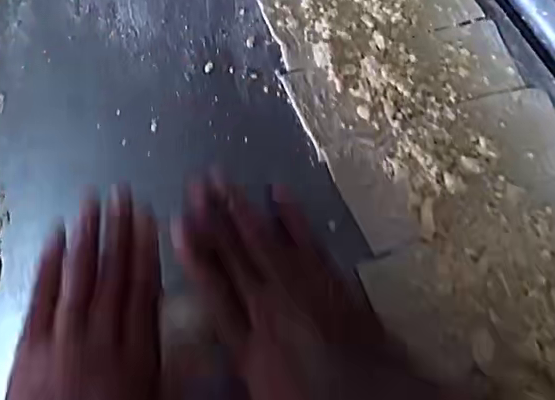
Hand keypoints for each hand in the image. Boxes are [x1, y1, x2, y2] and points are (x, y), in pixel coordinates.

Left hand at [7, 188, 161, 399]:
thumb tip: (198, 330)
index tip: (148, 214)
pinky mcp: (28, 346)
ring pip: (79, 275)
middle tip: (123, 193)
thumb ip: (172, 365)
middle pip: (113, 272)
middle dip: (120, 229)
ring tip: (92, 200)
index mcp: (133, 355)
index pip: (144, 287)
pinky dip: (49, 262)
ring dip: (87, 234)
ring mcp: (62, 339)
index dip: (147, 247)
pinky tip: (56, 234)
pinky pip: (41, 295)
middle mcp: (100, 339)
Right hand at [173, 176, 446, 399]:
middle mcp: (271, 308)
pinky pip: (307, 239)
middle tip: (196, 182)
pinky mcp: (331, 278)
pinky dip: (292, 214)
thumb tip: (200, 364)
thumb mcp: (262, 395)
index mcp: (251, 345)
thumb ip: (230, 375)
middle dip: (212, 216)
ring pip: (264, 239)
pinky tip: (278, 190)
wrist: (377, 399)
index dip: (194, 255)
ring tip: (221, 178)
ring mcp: (303, 287)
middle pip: (235, 253)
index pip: (214, 290)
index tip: (177, 224)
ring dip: (240, 206)